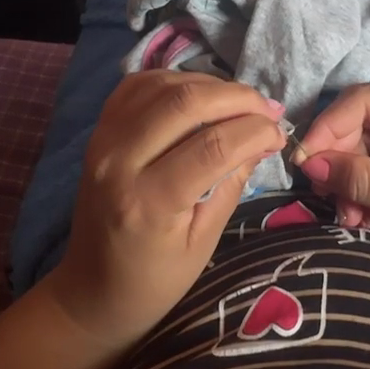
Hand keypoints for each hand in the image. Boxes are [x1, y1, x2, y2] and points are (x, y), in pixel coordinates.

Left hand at [41, 72, 284, 349]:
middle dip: (237, 97)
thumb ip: (233, 181)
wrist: (90, 288)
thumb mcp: (204, 241)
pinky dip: (176, 80)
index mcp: (149, 202)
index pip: (213, 146)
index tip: (279, 133)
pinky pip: (140, 84)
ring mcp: (104, 139)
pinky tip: (201, 94)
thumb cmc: (154, 279)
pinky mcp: (99, 128)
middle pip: (186, 102)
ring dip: (210, 84)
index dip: (254, 131)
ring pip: (164, 84)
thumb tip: (267, 135)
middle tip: (267, 109)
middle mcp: (120, 161)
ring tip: (240, 102)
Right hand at [295, 82, 369, 276]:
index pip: (364, 99)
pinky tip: (362, 218)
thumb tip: (310, 164)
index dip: (330, 126)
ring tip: (351, 219)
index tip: (306, 161)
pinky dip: (363, 191)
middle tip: (326, 198)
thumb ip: (365, 180)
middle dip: (340, 161)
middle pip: (359, 123)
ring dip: (350, 182)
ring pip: (362, 148)